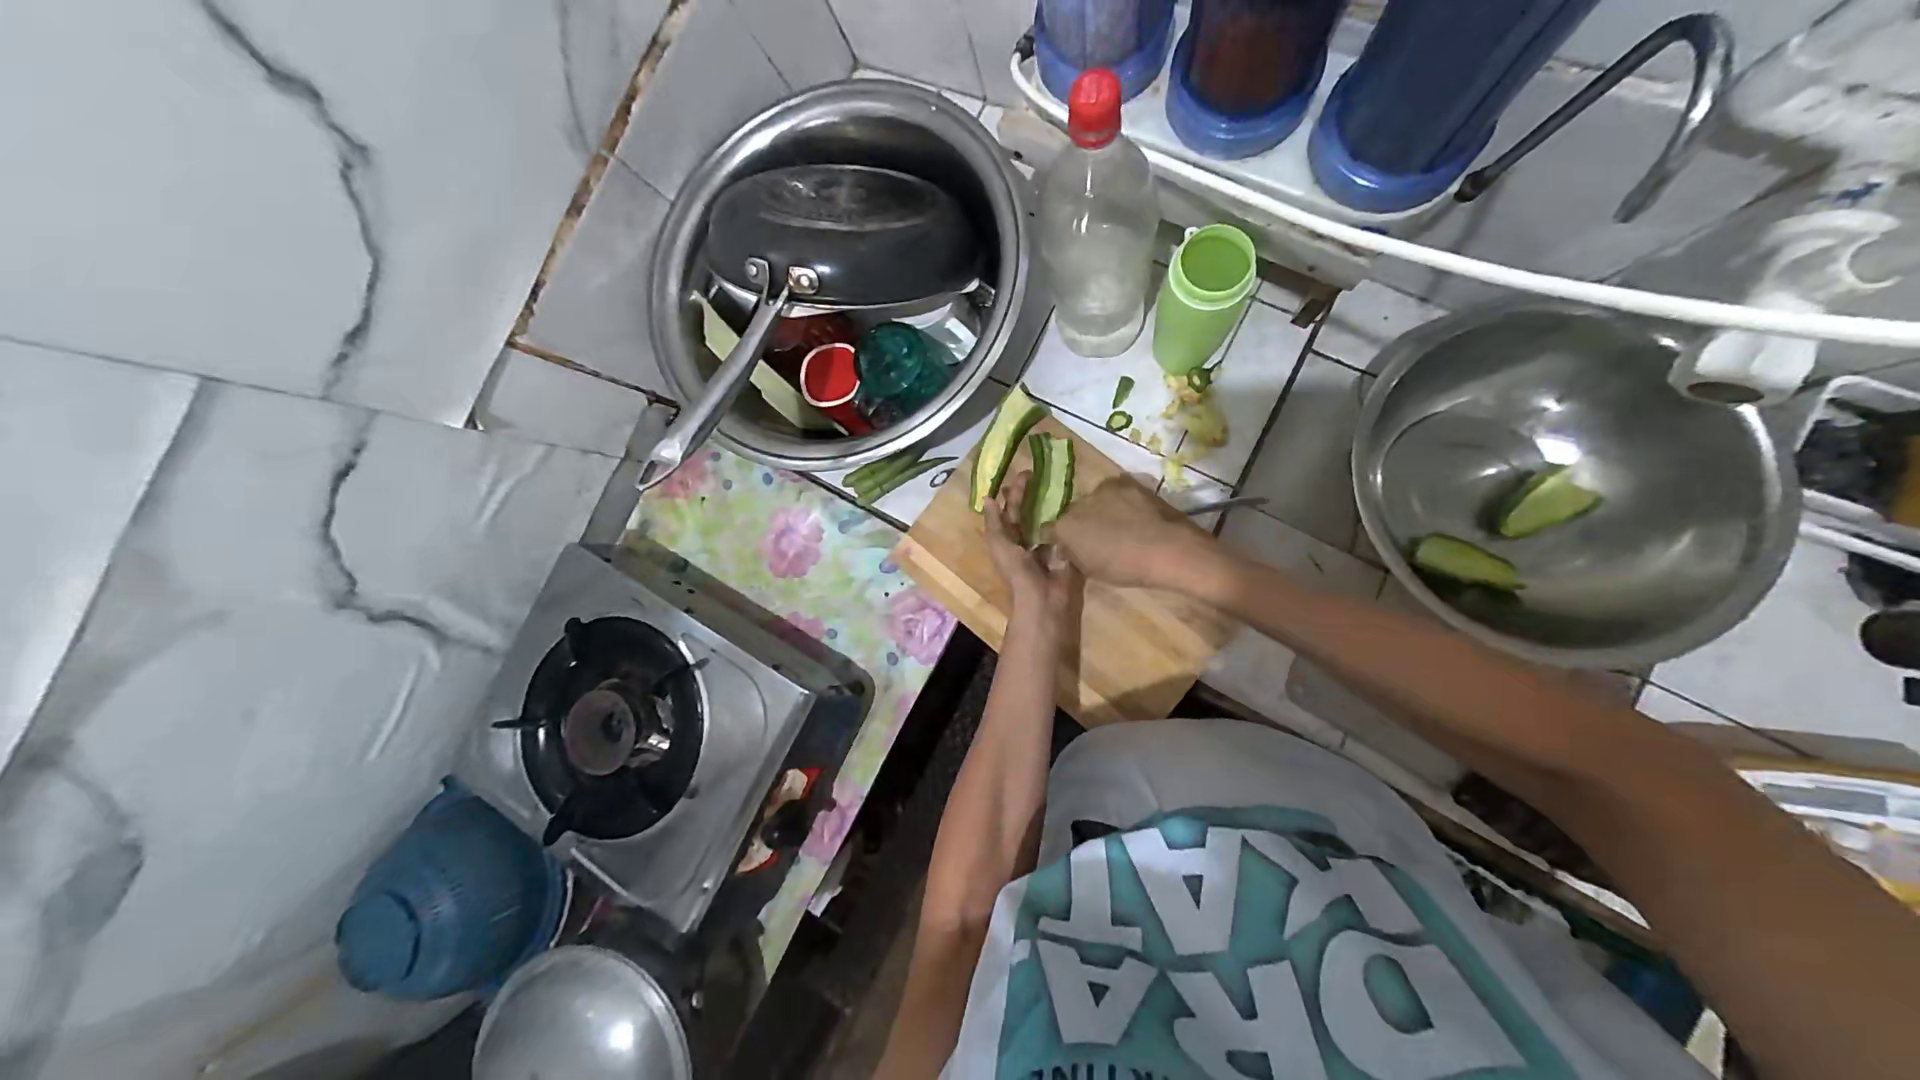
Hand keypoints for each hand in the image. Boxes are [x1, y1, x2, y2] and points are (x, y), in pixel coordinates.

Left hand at [985, 472, 1079, 622]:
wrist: (1045, 597)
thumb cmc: (1017, 571)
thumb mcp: (999, 545)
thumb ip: (994, 523)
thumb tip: (989, 497)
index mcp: (1008, 541)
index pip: (1009, 513)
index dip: (1013, 494)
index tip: (1024, 474)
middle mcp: (1027, 542)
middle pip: (1027, 513)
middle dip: (1029, 494)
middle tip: (1037, 472)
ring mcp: (1047, 546)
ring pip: (1045, 519)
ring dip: (1049, 503)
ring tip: (1054, 481)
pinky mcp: (1066, 551)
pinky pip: (1065, 530)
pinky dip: (1067, 517)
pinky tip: (1073, 500)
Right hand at [1053, 476, 1217, 589]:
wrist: (1171, 550)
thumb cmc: (1127, 568)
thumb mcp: (1092, 570)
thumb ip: (1073, 554)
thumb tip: (1067, 546)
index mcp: (1066, 525)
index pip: (1052, 528)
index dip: (1063, 538)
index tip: (1075, 548)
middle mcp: (1080, 501)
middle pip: (1075, 510)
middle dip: (1083, 522)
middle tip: (1099, 538)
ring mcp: (1106, 488)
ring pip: (1097, 500)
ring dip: (1103, 510)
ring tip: (1122, 528)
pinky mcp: (1129, 482)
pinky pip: (1118, 494)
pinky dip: (1122, 504)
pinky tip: (1136, 518)